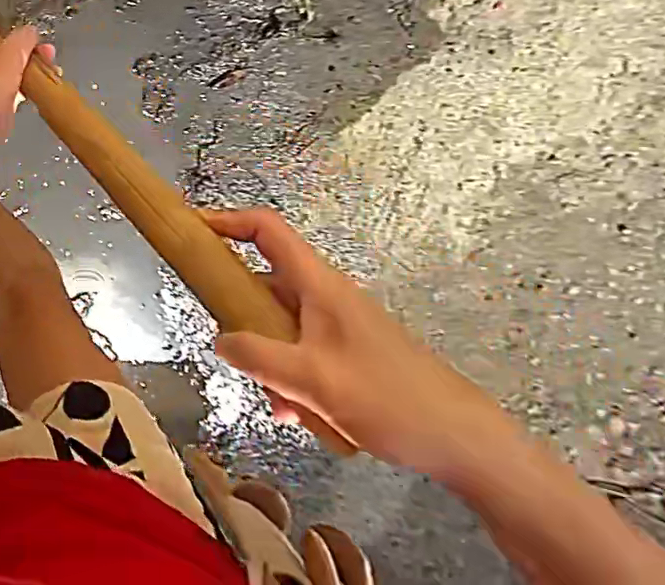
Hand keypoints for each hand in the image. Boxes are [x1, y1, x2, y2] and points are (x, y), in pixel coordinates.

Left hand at [0, 0, 50, 155]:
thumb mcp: (10, 57)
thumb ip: (23, 39)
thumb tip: (31, 32)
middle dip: (12, 34)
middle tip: (34, 35)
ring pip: (6, 58)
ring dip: (26, 55)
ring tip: (48, 56)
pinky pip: (14, 78)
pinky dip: (29, 75)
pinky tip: (45, 77)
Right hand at [203, 208, 523, 480]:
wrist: (470, 446)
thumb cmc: (393, 399)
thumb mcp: (312, 380)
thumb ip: (257, 357)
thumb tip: (220, 341)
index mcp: (319, 284)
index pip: (267, 229)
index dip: (228, 219)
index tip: (193, 229)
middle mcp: (325, 296)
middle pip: (264, 282)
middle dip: (241, 316)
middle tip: (230, 345)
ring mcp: (337, 326)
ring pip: (280, 325)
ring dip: (268, 358)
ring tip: (278, 400)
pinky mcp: (348, 354)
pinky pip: (300, 352)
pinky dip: (289, 376)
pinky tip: (298, 414)